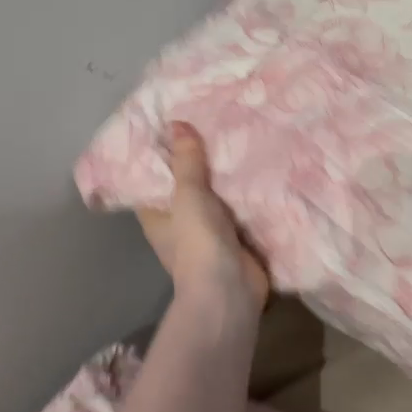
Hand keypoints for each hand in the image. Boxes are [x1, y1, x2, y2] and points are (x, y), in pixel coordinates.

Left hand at [136, 123, 269, 312]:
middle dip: (199, 159)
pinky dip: (247, 190)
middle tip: (214, 121)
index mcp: (157, 216)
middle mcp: (179, 222)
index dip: (159, 155)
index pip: (151, 179)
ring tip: (241, 133)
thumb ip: (186, 161)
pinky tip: (259, 164)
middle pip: (186, 184)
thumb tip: (176, 123)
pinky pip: (240, 206)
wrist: (230, 291)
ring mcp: (209, 231)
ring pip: (215, 194)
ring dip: (226, 174)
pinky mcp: (236, 236)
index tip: (174, 124)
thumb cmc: (197, 243)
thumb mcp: (188, 196)